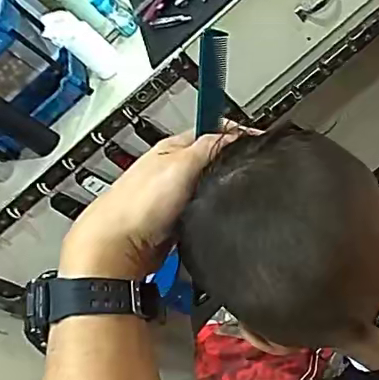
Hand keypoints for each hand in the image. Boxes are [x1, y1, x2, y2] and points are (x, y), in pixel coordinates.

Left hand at [60, 127, 243, 279]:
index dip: (235, 134)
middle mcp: (172, 170)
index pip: (211, 132)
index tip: (257, 141)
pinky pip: (205, 209)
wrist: (121, 247)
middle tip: (249, 168)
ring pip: (211, 186)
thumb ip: (208, 147)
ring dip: (222, 190)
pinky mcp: (180, 219)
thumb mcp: (181, 165)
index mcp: (171, 149)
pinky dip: (213, 211)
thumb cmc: (139, 205)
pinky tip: (217, 213)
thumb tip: (234, 135)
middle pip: (213, 160)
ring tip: (234, 192)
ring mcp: (176, 195)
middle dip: (231, 164)